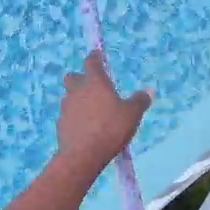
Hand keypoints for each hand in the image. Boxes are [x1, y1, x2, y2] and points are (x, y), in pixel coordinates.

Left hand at [55, 51, 151, 173]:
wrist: (83, 155)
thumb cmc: (110, 128)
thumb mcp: (132, 115)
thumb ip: (140, 101)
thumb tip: (148, 91)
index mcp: (95, 83)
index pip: (92, 63)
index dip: (95, 57)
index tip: (97, 54)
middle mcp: (77, 91)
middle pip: (73, 77)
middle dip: (80, 78)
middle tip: (92, 85)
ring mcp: (66, 107)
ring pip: (69, 97)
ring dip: (78, 99)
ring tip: (92, 110)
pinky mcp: (61, 124)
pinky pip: (68, 115)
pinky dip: (76, 117)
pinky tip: (86, 127)